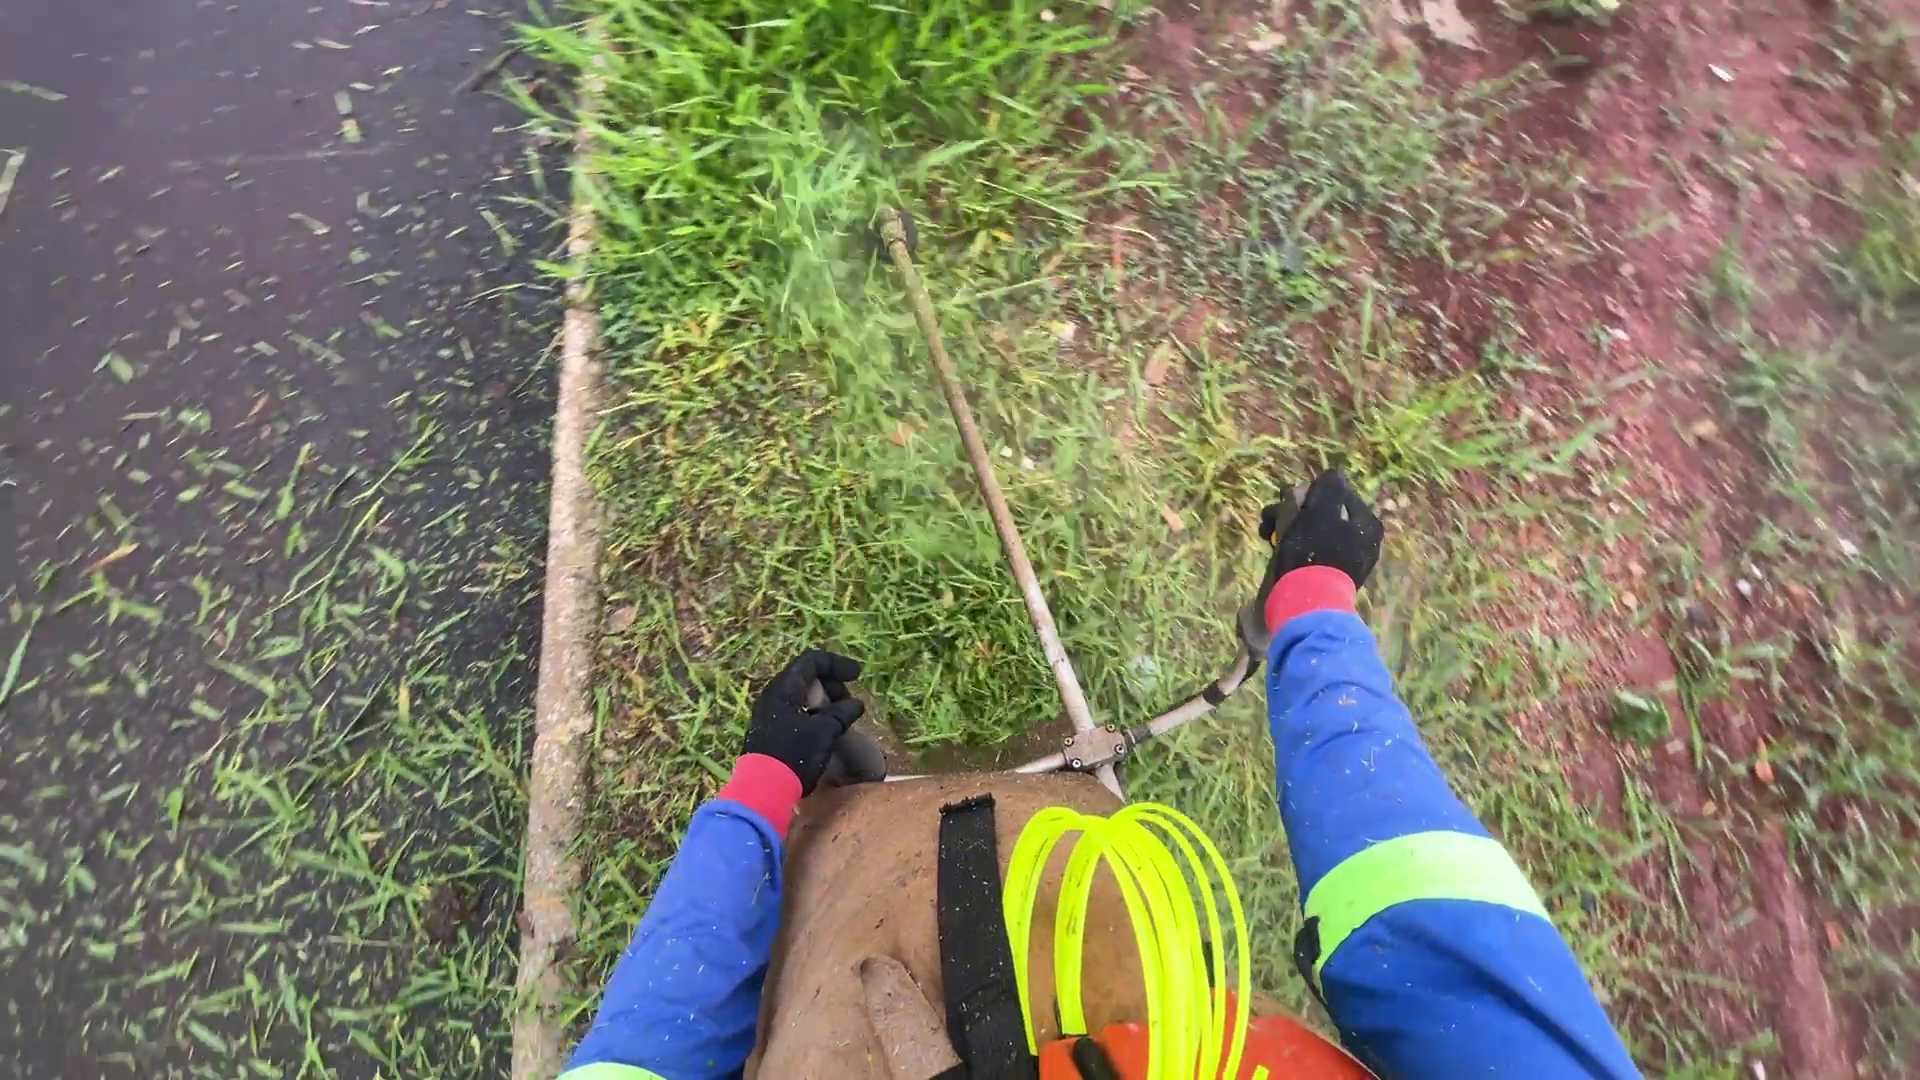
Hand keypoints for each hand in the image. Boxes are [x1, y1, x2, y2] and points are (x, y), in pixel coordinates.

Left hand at [745, 649, 865, 794]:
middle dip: (832, 684)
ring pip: (801, 694)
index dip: (837, 664)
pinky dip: (812, 712)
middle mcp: (773, 695)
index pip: (812, 661)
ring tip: (839, 718)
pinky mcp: (768, 728)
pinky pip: (794, 709)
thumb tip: (856, 704)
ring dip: (824, 700)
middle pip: (806, 676)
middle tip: (848, 703)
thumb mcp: (825, 732)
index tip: (856, 675)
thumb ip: (842, 712)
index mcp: (785, 688)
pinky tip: (824, 729)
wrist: (763, 790)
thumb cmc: (795, 755)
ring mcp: (768, 712)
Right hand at [1240, 469, 1382, 652]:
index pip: (1337, 492)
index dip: (1310, 492)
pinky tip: (1273, 548)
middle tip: (1270, 517)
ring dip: (1285, 525)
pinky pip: (1308, 549)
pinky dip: (1290, 544)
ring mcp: (1344, 559)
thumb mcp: (1320, 511)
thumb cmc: (1313, 553)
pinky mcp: (1325, 574)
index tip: (1288, 500)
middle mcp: (1360, 540)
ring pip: (1311, 529)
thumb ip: (1328, 488)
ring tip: (1265, 533)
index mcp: (1365, 523)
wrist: (1305, 602)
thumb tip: (1332, 474)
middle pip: (1322, 511)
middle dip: (1292, 510)